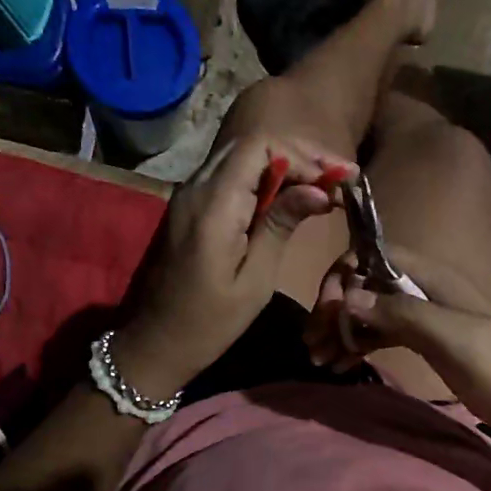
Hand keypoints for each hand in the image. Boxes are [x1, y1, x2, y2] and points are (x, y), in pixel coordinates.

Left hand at [117, 135, 352, 396]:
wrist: (155, 343)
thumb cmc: (209, 322)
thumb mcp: (255, 279)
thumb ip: (281, 225)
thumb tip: (320, 190)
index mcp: (213, 205)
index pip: (259, 147)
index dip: (302, 155)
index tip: (335, 180)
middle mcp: (196, 188)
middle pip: (250, 147)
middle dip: (297, 157)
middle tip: (335, 181)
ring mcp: (187, 196)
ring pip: (239, 159)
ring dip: (281, 168)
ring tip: (319, 190)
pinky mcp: (188, 208)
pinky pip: (228, 179)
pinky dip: (261, 181)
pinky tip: (286, 201)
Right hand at [303, 245, 490, 425]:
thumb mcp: (451, 337)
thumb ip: (400, 313)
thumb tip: (346, 296)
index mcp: (433, 277)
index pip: (375, 255)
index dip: (345, 274)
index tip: (327, 309)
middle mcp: (424, 289)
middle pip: (367, 283)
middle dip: (336, 307)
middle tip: (312, 341)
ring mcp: (424, 316)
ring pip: (370, 311)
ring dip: (342, 329)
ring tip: (318, 358)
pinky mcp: (424, 341)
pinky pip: (382, 334)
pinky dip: (358, 345)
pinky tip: (339, 363)